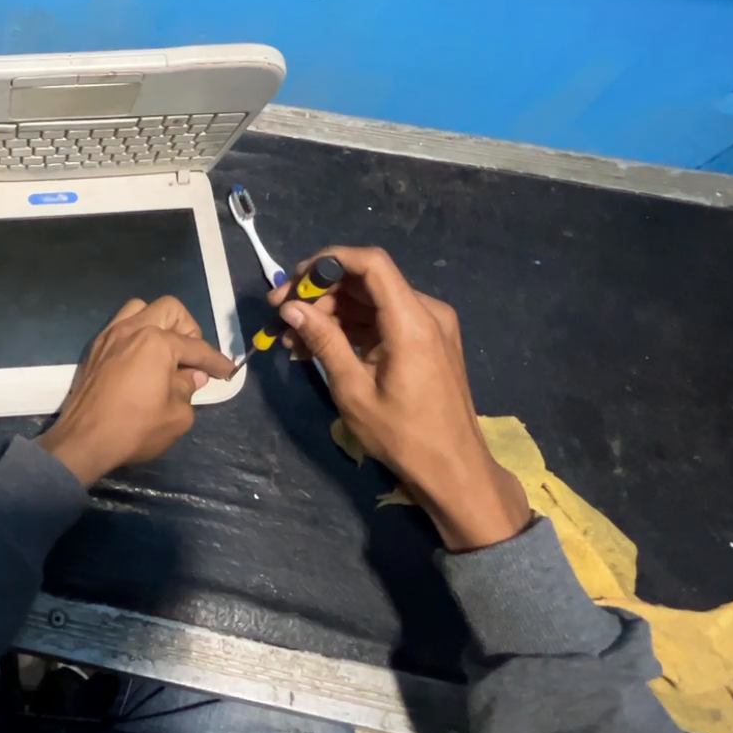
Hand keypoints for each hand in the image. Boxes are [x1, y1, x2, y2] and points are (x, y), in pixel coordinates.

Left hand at [38, 297, 238, 485]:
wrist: (84, 439)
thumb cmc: (134, 428)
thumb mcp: (177, 415)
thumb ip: (189, 390)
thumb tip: (192, 376)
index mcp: (156, 342)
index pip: (196, 347)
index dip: (216, 361)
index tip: (227, 371)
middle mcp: (133, 329)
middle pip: (171, 310)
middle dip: (188, 330)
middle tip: (191, 358)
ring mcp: (110, 334)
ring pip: (141, 309)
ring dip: (159, 324)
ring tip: (166, 352)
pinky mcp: (95, 347)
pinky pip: (122, 324)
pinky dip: (137, 333)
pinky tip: (143, 358)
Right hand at [269, 246, 531, 551]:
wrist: (453, 470)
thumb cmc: (403, 434)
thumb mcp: (353, 389)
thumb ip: (323, 341)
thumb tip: (289, 307)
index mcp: (412, 321)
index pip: (371, 264)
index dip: (328, 262)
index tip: (293, 281)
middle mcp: (425, 313)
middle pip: (365, 280)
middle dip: (319, 292)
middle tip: (279, 312)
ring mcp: (428, 326)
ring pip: (368, 300)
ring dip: (328, 312)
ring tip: (291, 337)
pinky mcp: (424, 340)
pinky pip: (379, 320)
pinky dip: (347, 327)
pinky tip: (315, 346)